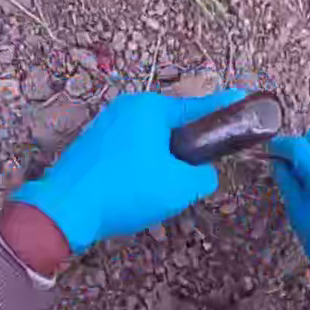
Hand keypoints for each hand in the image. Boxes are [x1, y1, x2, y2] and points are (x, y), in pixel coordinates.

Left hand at [11, 89, 246, 252]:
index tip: (243, 100)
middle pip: (174, 125)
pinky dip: (145, 165)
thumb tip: (203, 174)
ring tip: (168, 187)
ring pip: (153, 140)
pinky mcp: (95, 145)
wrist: (66, 210)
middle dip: (189, 147)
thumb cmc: (126, 191)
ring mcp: (108, 125)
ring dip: (166, 161)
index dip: (224, 109)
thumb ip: (203, 176)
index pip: (197, 107)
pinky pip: (133, 150)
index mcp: (149, 109)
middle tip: (199, 170)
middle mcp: (127, 109)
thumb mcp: (179, 187)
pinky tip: (144, 189)